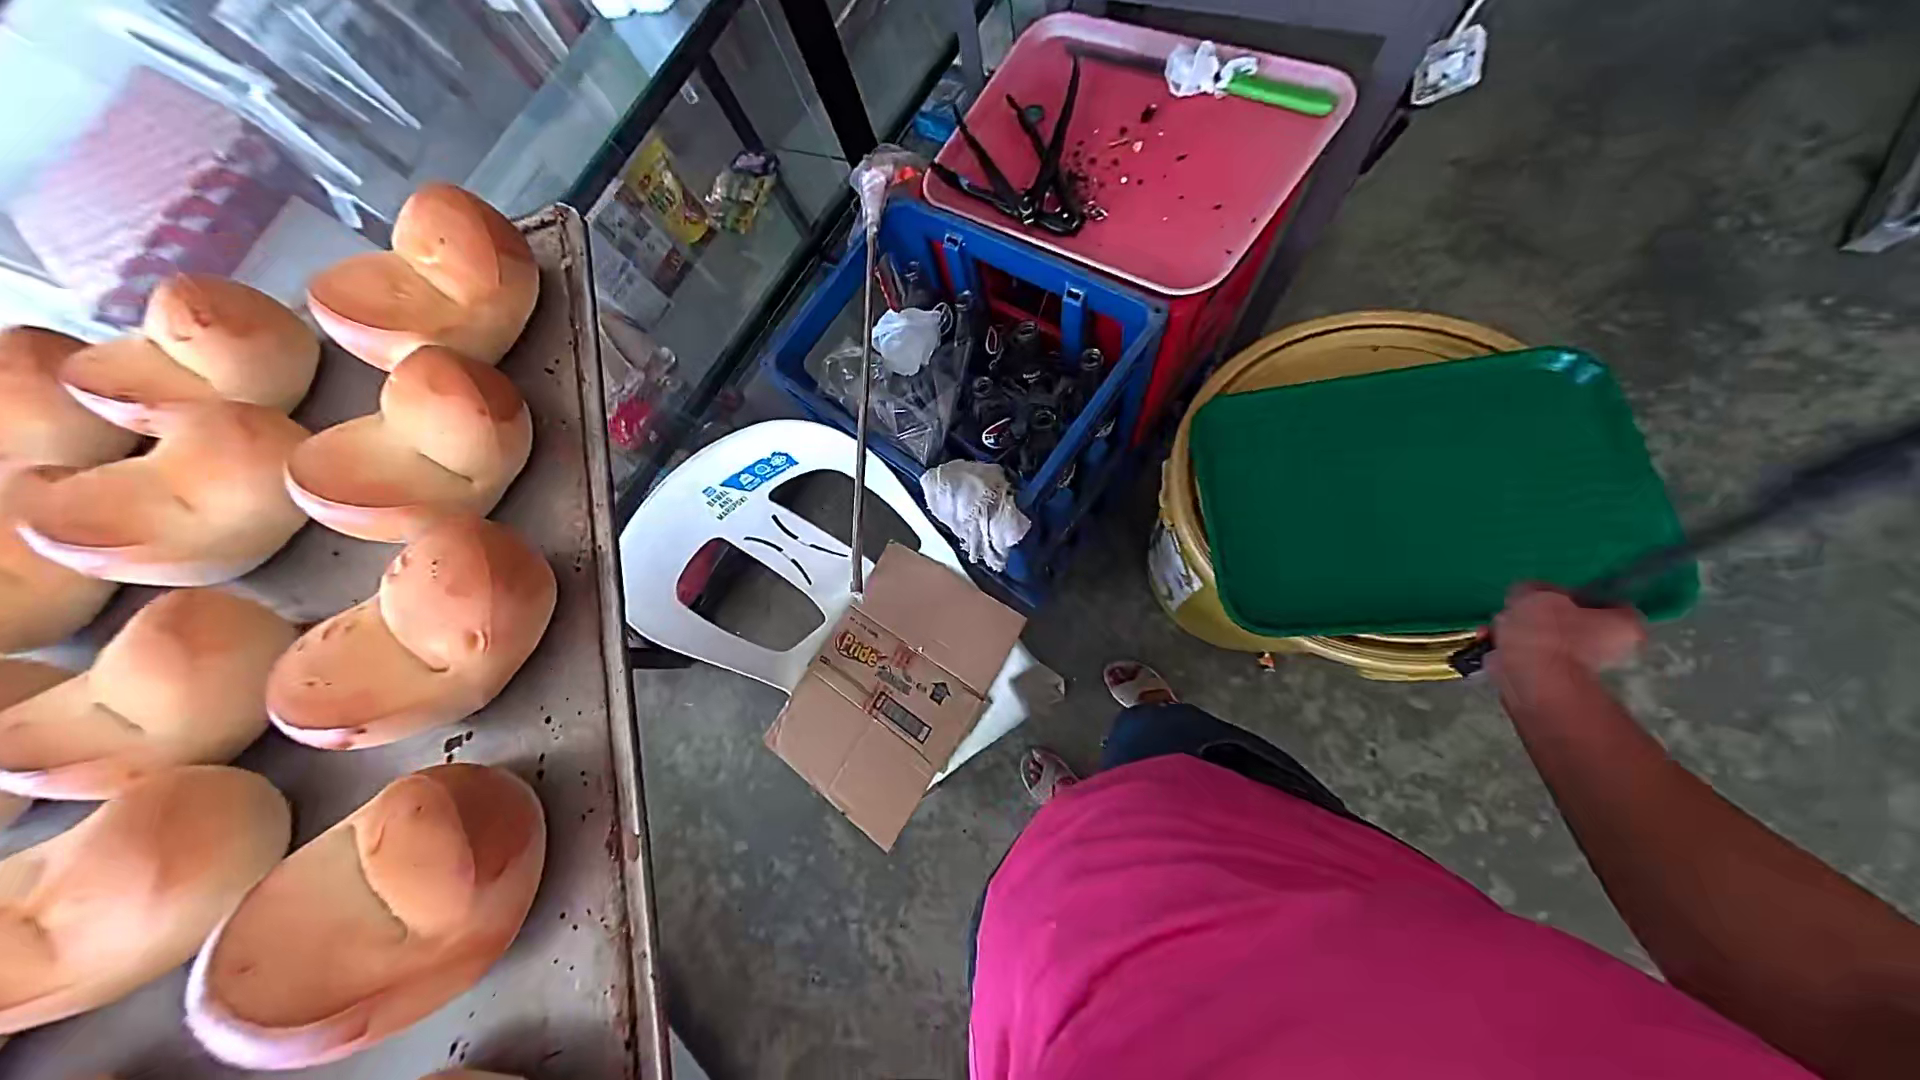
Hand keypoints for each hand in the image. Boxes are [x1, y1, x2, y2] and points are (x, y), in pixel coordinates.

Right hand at [1490, 585, 1645, 681]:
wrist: (1531, 677)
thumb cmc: (1547, 632)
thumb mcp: (1537, 593)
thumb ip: (1534, 588)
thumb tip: (1530, 594)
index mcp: (1623, 624)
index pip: (1607, 602)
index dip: (1577, 593)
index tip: (1550, 592)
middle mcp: (1607, 647)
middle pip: (1569, 620)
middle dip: (1538, 613)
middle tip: (1518, 608)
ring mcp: (1574, 664)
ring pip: (1541, 636)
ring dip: (1515, 628)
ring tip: (1497, 625)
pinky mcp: (1546, 676)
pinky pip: (1524, 653)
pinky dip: (1506, 645)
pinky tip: (1490, 639)